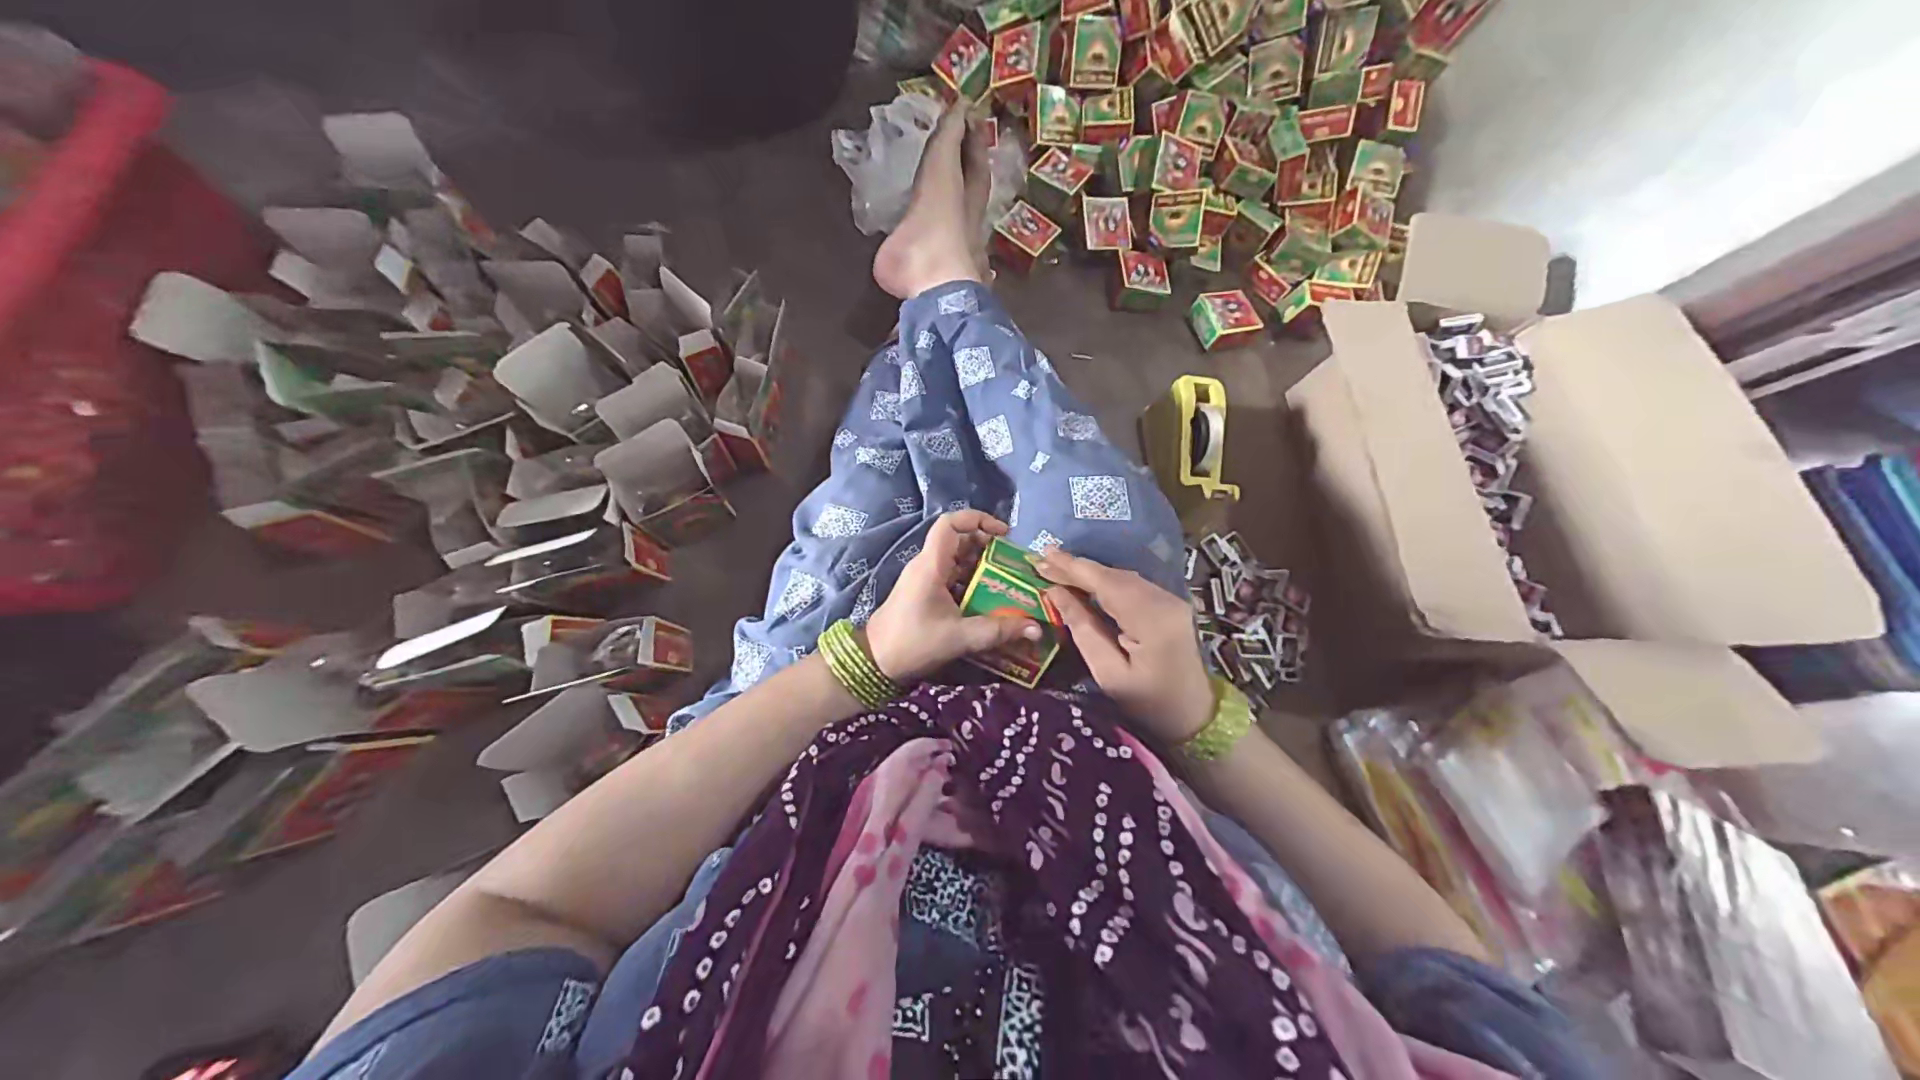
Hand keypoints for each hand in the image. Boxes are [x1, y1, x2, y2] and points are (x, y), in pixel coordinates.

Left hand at [864, 510, 1042, 683]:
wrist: (875, 661)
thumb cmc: (913, 642)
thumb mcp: (959, 637)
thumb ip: (998, 630)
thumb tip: (1035, 628)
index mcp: (931, 565)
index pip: (950, 524)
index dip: (978, 520)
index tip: (1003, 534)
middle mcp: (927, 565)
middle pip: (958, 539)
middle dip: (987, 545)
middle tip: (1011, 561)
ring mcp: (924, 578)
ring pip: (956, 558)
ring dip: (981, 564)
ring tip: (1006, 579)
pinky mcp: (925, 592)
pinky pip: (952, 576)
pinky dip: (971, 580)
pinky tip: (989, 598)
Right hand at [1032, 548, 1215, 744]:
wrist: (1196, 715)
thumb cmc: (1149, 704)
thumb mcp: (1108, 674)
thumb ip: (1083, 629)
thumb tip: (1056, 593)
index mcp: (1151, 620)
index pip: (1106, 583)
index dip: (1072, 569)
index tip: (1042, 559)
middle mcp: (1165, 601)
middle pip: (1114, 576)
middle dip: (1077, 568)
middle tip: (1042, 561)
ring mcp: (1171, 601)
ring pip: (1123, 577)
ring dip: (1089, 573)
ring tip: (1056, 569)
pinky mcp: (1169, 605)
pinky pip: (1131, 585)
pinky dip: (1105, 581)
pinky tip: (1084, 582)